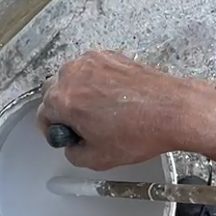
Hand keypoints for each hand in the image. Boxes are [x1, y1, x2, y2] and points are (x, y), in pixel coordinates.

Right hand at [37, 51, 215, 170]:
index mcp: (63, 99)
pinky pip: (95, 70)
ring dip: (82, 94)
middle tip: (85, 127)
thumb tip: (74, 147)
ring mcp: (93, 61)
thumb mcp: (98, 158)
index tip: (63, 134)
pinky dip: (100, 83)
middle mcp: (74, 74)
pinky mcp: (112, 56)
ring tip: (105, 113)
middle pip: (55, 93)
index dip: (53, 130)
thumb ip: (74, 153)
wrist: (172, 110)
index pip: (43, 114)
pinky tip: (117, 100)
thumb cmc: (141, 129)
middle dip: (65, 110)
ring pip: (75, 79)